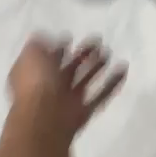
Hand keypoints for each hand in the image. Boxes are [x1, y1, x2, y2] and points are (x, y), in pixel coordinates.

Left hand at [7, 35, 127, 142]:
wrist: (45, 119)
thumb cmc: (36, 84)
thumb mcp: (31, 56)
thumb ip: (38, 45)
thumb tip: (44, 37)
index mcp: (34, 76)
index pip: (46, 61)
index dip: (57, 50)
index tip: (70, 38)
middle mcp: (49, 88)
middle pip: (68, 70)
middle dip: (82, 55)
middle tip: (97, 41)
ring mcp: (67, 101)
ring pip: (84, 81)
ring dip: (97, 67)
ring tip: (108, 53)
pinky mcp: (84, 112)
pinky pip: (101, 95)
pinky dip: (112, 83)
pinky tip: (123, 69)